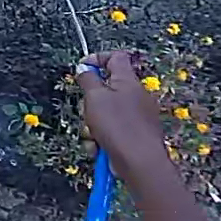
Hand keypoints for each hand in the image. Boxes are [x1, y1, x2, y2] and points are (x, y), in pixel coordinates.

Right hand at [75, 49, 171, 178]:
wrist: (139, 162)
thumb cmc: (118, 126)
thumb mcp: (95, 97)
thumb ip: (87, 79)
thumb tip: (84, 68)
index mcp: (127, 81)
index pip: (115, 57)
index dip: (96, 59)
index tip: (81, 68)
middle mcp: (135, 96)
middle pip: (105, 89)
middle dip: (90, 102)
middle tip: (87, 111)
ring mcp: (136, 117)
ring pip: (105, 113)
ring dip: (92, 125)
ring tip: (94, 136)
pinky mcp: (134, 135)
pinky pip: (111, 131)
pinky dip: (101, 139)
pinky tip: (99, 148)